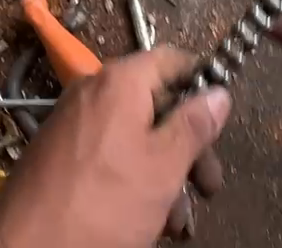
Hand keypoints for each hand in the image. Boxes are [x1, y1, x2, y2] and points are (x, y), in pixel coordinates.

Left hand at [0, 48, 230, 247]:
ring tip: (176, 221)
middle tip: (207, 187)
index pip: (172, 59)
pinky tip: (145, 218)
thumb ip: (194, 126)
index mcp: (120, 80)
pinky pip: (108, 152)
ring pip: (134, 135)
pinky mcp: (60, 153)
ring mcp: (73, 121)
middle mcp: (94, 89)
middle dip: (186, 145)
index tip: (221, 121)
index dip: (202, 83)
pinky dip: (132, 177)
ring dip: (162, 171)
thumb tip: (219, 92)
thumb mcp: (162, 167)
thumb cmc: (102, 203)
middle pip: (155, 102)